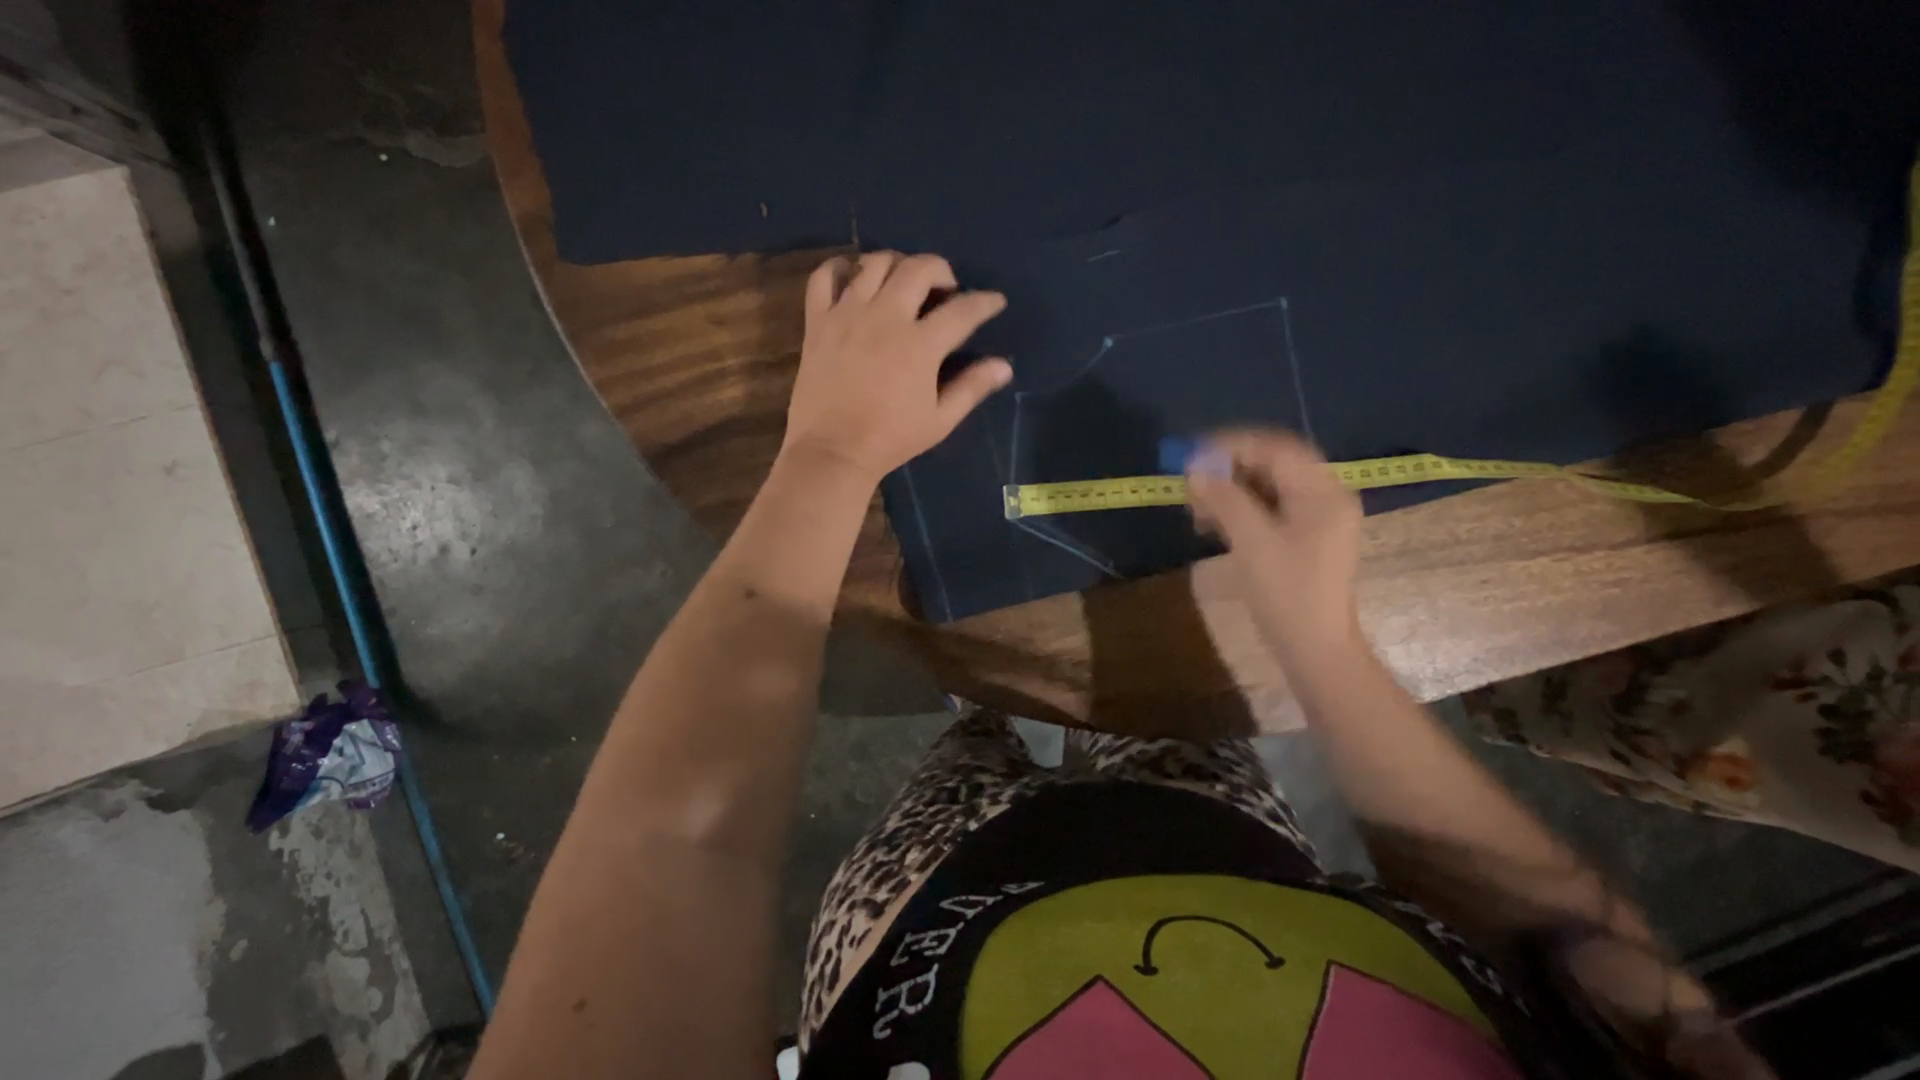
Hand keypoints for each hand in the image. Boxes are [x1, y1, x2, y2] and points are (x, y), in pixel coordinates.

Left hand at [782, 251, 1011, 483]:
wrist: (832, 451)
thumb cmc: (890, 439)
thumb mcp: (939, 420)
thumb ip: (971, 387)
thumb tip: (1004, 366)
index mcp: (920, 344)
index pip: (962, 310)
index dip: (984, 302)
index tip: (994, 302)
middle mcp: (886, 317)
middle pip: (918, 269)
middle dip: (941, 270)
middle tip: (945, 288)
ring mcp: (848, 315)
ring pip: (874, 263)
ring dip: (896, 264)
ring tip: (902, 281)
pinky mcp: (817, 321)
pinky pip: (824, 277)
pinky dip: (840, 268)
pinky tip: (852, 276)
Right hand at [1186, 429, 1364, 664]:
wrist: (1316, 650)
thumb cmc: (1287, 595)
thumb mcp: (1252, 543)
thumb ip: (1224, 500)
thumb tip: (1195, 470)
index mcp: (1322, 493)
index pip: (1276, 448)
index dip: (1232, 445)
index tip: (1192, 454)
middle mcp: (1326, 498)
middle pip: (1275, 464)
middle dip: (1230, 467)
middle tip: (1192, 480)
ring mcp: (1319, 520)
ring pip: (1271, 486)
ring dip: (1233, 488)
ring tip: (1198, 505)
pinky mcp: (1307, 540)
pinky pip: (1273, 508)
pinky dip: (1243, 508)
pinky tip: (1215, 521)